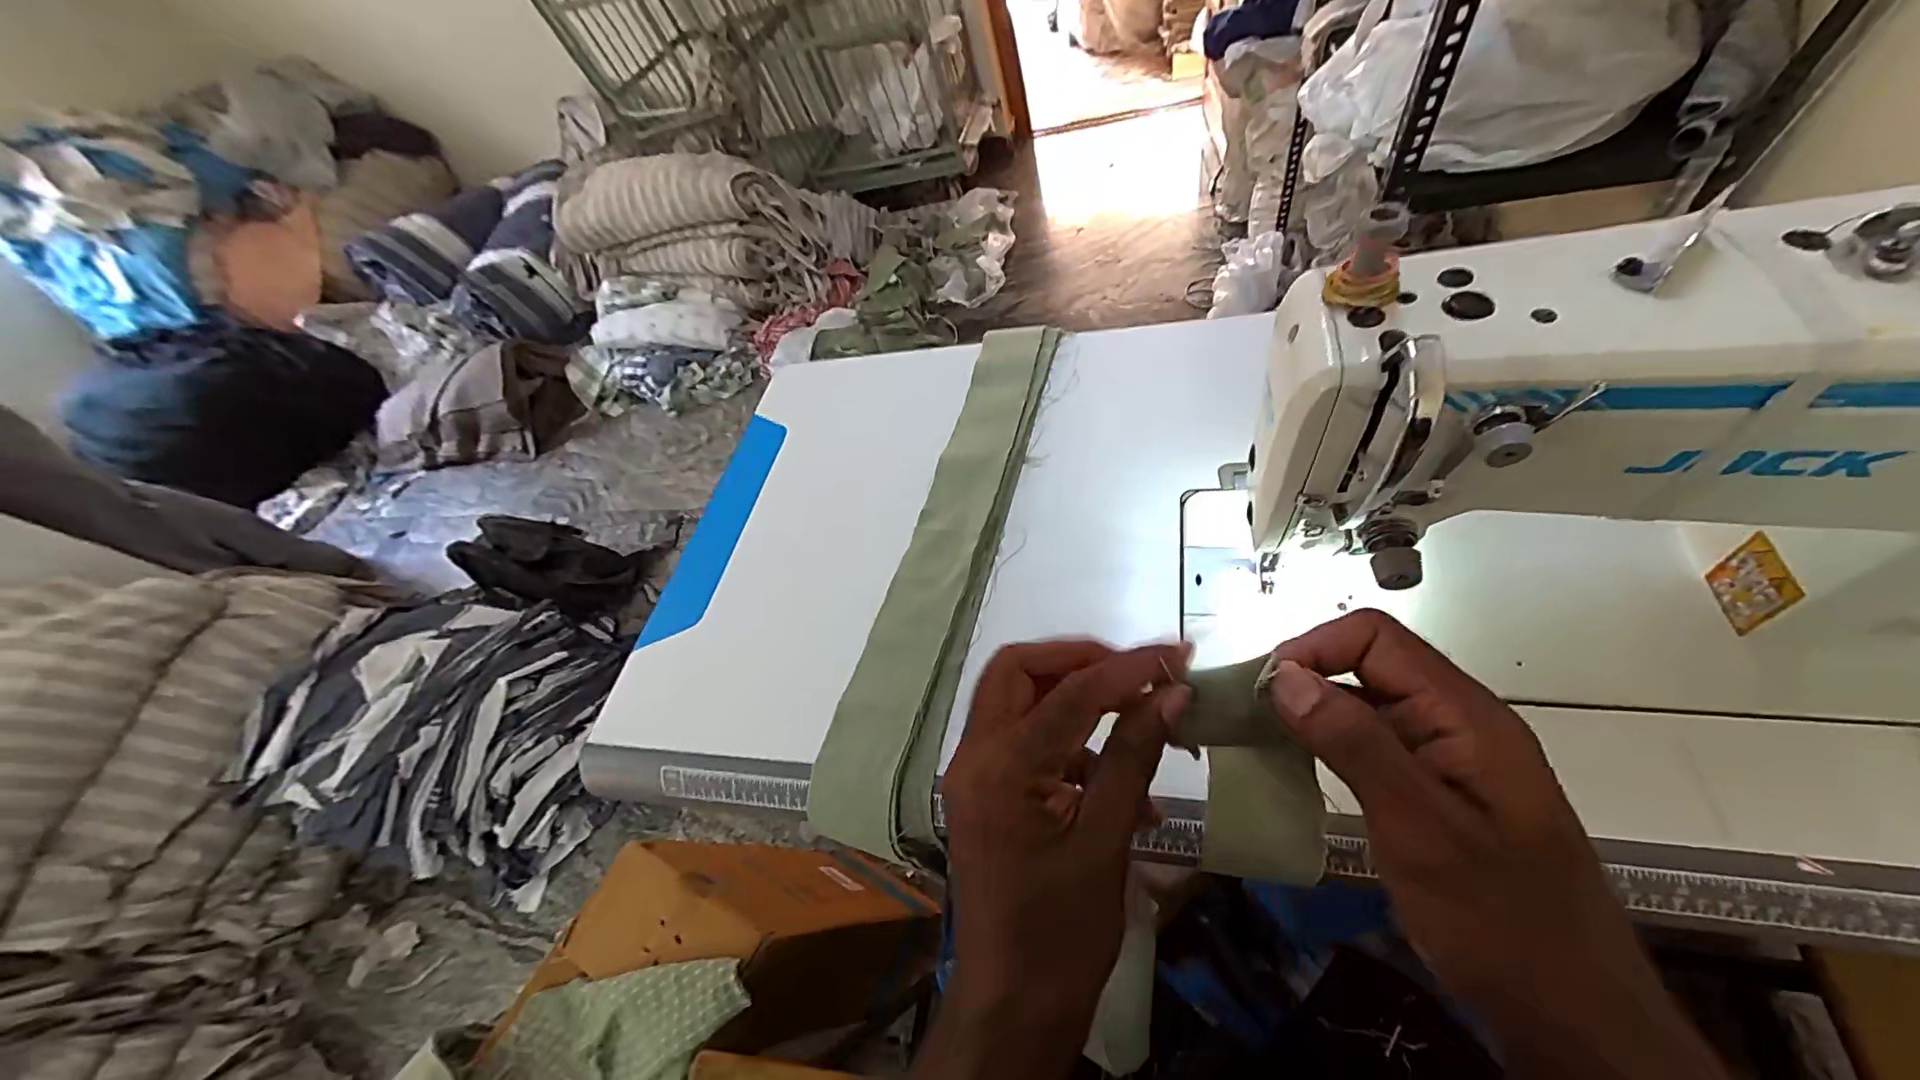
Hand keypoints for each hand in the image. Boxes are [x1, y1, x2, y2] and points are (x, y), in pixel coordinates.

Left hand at [913, 640, 1190, 1079]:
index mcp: (1001, 768)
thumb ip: (1134, 756)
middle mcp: (974, 756)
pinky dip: (1069, 742)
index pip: (1067, 692)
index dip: (1127, 667)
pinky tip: (1118, 780)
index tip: (1176, 655)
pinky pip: (1024, 740)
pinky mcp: (984, 790)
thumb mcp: (1106, 841)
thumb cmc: (1061, 935)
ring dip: (1074, 698)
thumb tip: (1171, 694)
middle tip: (1135, 673)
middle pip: (1017, 671)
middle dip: (1078, 661)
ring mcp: (973, 771)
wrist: (1012, 1003)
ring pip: (1017, 699)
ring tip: (1138, 717)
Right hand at [1266, 610, 1725, 1079]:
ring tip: (1262, 732)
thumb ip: (1355, 744)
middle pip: (1369, 661)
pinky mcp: (1433, 785)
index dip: (1314, 647)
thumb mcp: (1421, 830)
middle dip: (1305, 673)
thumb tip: (1284, 676)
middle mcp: (1458, 721)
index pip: (1376, 638)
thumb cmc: (1503, 923)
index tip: (1263, 688)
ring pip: (1366, 699)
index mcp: (1466, 717)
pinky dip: (1326, 739)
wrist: (1574, 1017)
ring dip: (1311, 706)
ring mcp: (1446, 754)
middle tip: (1252, 712)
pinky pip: (1371, 739)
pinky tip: (1297, 762)